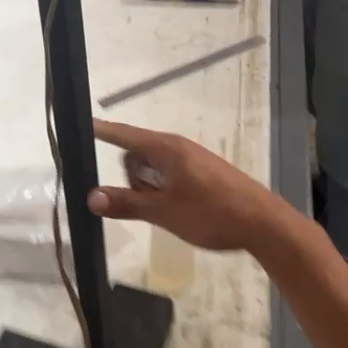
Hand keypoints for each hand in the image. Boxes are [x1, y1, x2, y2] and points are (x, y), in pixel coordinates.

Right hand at [88, 119, 284, 252]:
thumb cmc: (212, 213)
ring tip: (168, 212)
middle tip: (148, 204)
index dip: (103, 131)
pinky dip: (164, 191)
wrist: (264, 224)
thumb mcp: (164, 212)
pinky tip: (179, 211)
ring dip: (150, 189)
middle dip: (133, 179)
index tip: (83, 123)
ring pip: (153, 169)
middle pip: (136, 155)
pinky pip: (169, 176)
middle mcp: (177, 147)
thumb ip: (126, 203)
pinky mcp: (202, 173)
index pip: (124, 134)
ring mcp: (191, 160)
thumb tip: (91, 196)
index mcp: (166, 148)